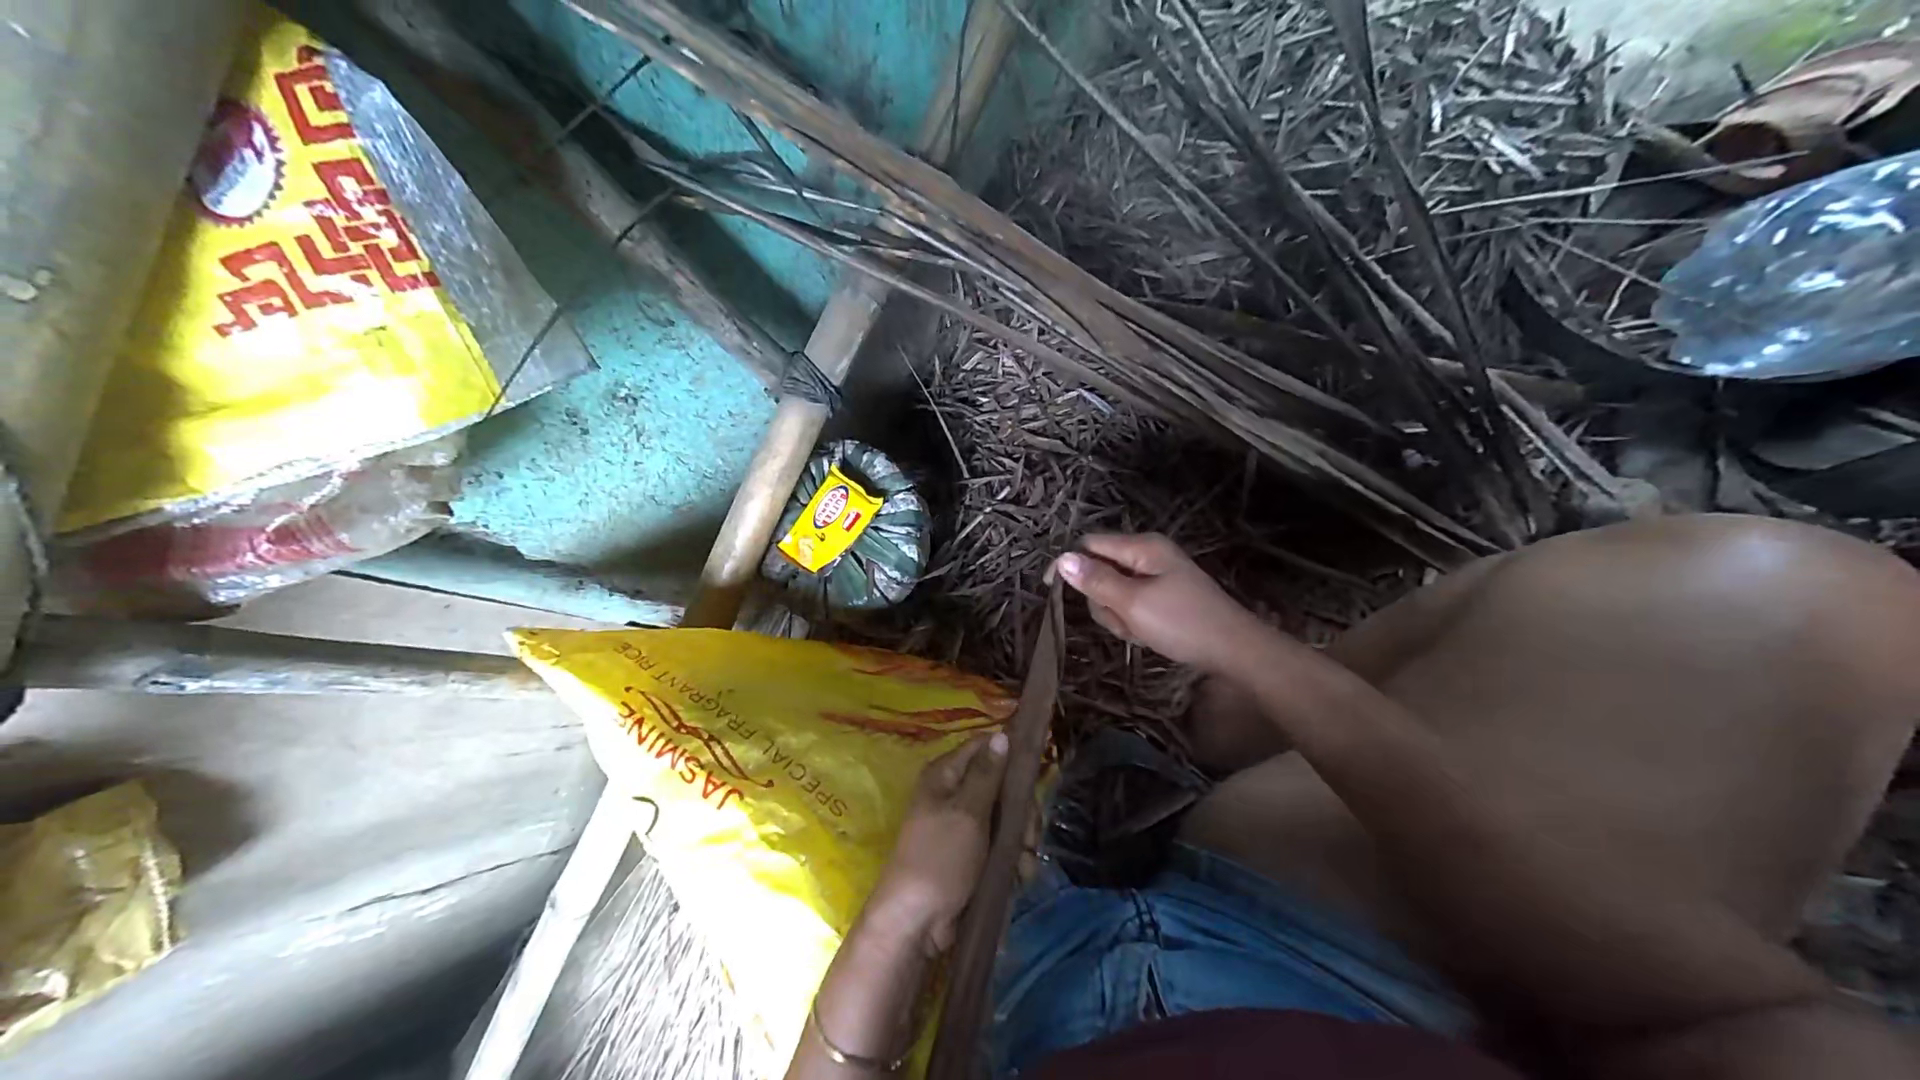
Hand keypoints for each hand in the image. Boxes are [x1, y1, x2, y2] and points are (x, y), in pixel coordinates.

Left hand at [864, 732, 1007, 955]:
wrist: (917, 923)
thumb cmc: (939, 859)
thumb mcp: (966, 812)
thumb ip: (987, 775)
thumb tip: (1001, 735)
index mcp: (945, 775)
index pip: (984, 747)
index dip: (1011, 756)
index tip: (1036, 774)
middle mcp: (955, 794)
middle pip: (1003, 785)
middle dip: (1022, 811)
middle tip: (1028, 835)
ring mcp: (965, 826)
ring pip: (1008, 818)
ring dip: (1021, 840)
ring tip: (1023, 865)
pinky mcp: (974, 854)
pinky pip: (1003, 845)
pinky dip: (1014, 859)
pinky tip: (1019, 876)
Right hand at [1053, 533, 1262, 671]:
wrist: (1234, 650)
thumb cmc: (1183, 623)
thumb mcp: (1133, 603)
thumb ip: (1096, 580)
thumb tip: (1062, 559)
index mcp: (1142, 547)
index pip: (1089, 544)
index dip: (1068, 564)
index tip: (1051, 589)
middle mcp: (1147, 555)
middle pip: (1100, 571)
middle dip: (1102, 600)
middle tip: (1124, 620)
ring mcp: (1155, 576)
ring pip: (1112, 592)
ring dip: (1117, 615)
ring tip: (1140, 630)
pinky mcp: (1161, 596)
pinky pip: (1130, 604)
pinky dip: (1132, 621)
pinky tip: (1148, 634)